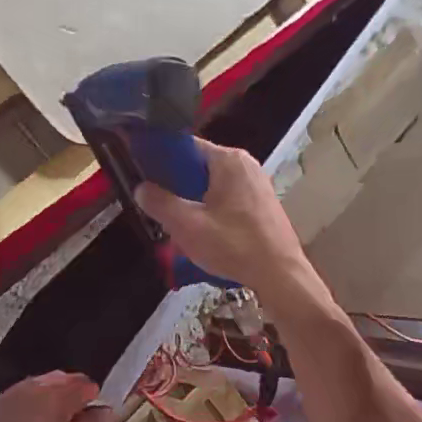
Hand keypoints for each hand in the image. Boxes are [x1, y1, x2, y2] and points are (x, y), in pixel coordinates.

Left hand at [0, 371, 109, 421]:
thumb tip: (104, 412)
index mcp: (58, 395)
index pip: (86, 385)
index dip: (95, 399)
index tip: (96, 418)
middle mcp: (38, 384)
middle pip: (66, 379)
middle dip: (76, 394)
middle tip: (80, 421)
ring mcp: (18, 389)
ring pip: (47, 382)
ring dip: (58, 395)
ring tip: (59, 421)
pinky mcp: (3, 399)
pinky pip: (30, 390)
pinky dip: (40, 399)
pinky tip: (39, 420)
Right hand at [134, 140, 316, 298]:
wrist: (280, 275)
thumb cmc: (234, 245)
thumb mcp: (188, 225)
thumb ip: (160, 203)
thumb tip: (141, 188)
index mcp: (228, 160)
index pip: (185, 146)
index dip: (160, 157)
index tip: (140, 172)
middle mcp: (245, 165)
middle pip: (198, 166)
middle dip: (175, 184)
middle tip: (155, 204)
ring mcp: (256, 184)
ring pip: (211, 185)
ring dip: (191, 200)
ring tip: (174, 221)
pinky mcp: (261, 204)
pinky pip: (226, 198)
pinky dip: (209, 209)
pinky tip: (200, 231)